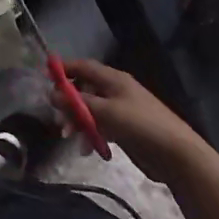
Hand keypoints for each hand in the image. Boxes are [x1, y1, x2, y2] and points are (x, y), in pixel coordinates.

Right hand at [63, 59, 208, 181]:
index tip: (44, 77)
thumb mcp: (107, 112)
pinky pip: (100, 126)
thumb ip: (79, 103)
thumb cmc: (141, 125)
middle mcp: (116, 91)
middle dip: (69, 103)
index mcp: (114, 79)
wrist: (174, 152)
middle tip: (59, 120)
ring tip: (70, 138)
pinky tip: (87, 148)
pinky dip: (91, 134)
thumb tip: (53, 93)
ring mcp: (120, 110)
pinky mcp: (123, 129)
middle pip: (85, 90)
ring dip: (78, 122)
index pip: (84, 66)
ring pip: (90, 111)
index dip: (65, 69)